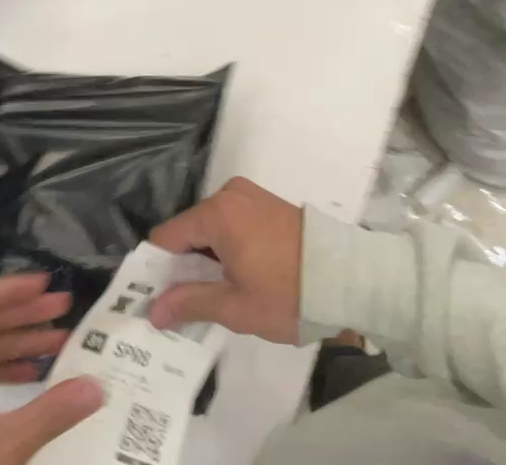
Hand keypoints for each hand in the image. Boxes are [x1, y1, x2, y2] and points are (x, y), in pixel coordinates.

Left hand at [0, 274, 104, 464]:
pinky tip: (31, 378)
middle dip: (24, 313)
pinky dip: (0, 371)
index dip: (14, 287)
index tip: (48, 285)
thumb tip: (96, 386)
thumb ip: (51, 412)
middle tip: (65, 309)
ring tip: (59, 343)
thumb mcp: (4, 446)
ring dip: (16, 344)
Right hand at [147, 176, 303, 343]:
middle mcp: (230, 194)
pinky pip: (233, 224)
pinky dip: (227, 247)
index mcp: (217, 212)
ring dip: (207, 257)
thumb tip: (154, 311)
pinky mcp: (268, 204)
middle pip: (189, 230)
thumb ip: (190, 302)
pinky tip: (236, 277)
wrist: (351, 279)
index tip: (157, 299)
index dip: (158, 269)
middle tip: (187, 303)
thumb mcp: (236, 306)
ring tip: (214, 295)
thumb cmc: (289, 294)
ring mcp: (252, 196)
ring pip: (211, 228)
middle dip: (184, 265)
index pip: (167, 237)